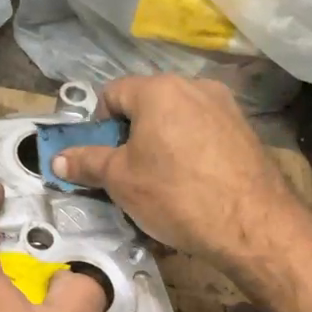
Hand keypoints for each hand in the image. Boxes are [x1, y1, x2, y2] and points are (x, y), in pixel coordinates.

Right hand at [52, 75, 306, 262]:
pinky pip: (203, 133)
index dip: (98, 125)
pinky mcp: (246, 130)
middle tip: (127, 172)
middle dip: (131, 135)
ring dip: (161, 143)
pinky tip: (193, 184)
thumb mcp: (120, 181)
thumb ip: (87, 162)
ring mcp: (225, 106)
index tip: (101, 157)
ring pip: (176, 119)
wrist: (253, 225)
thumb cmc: (176, 194)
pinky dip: (190, 151)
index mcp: (158, 89)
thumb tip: (58, 158)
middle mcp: (194, 86)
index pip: (112, 94)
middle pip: (147, 104)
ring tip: (161, 182)